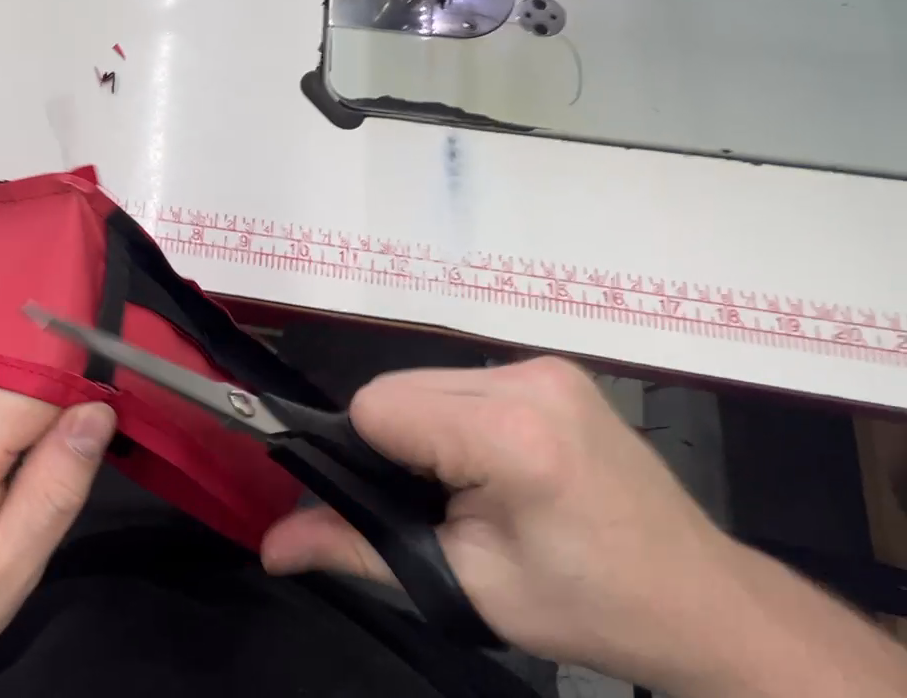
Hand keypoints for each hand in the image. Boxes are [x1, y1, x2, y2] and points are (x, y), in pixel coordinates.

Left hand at [0, 372, 116, 697]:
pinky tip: (12, 410)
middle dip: (55, 374)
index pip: (35, 386)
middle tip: (82, 419)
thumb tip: (98, 411)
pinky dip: (2, 371)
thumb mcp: (10, 569)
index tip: (106, 418)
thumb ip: (56, 487)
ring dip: (28, 372)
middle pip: (11, 354)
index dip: (80, 394)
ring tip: (44, 425)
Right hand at [260, 358, 737, 683]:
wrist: (705, 605)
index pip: (377, 407)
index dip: (368, 458)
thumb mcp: (465, 588)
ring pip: (420, 381)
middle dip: (393, 443)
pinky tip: (488, 460)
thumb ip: (356, 550)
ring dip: (419, 428)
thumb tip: (269, 547)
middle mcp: (528, 382)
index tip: (404, 506)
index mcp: (512, 437)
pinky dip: (449, 415)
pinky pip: (455, 380)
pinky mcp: (552, 369)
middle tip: (437, 505)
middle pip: (395, 389)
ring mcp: (544, 368)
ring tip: (465, 486)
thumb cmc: (586, 605)